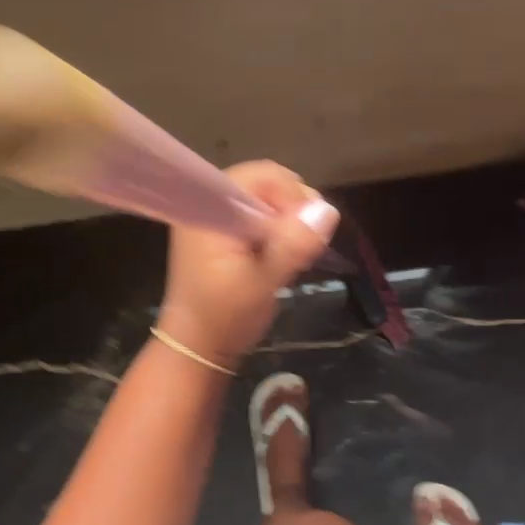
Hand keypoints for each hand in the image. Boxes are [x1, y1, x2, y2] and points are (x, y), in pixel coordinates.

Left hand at [158, 161, 340, 367]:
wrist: (197, 348)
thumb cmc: (224, 316)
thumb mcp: (262, 282)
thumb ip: (292, 245)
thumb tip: (327, 209)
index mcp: (209, 208)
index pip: (261, 176)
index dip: (290, 196)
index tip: (307, 231)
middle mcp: (210, 203)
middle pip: (266, 183)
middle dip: (292, 208)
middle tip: (304, 244)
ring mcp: (217, 216)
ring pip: (268, 198)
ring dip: (288, 221)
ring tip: (293, 253)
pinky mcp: (225, 230)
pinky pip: (261, 214)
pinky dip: (278, 229)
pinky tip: (282, 255)